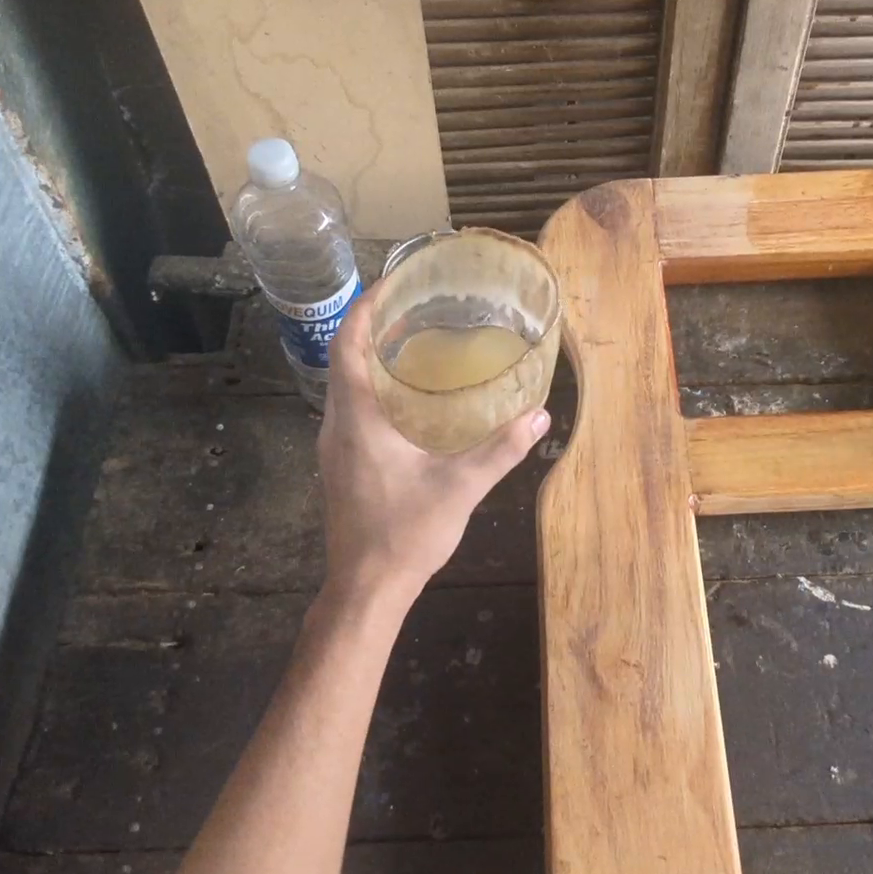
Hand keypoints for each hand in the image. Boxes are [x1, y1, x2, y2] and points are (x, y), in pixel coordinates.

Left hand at [316, 296, 549, 609]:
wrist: (366, 588)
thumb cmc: (405, 534)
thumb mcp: (460, 489)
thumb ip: (500, 450)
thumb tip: (539, 416)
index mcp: (358, 420)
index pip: (348, 347)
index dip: (364, 311)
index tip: (389, 285)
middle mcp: (337, 426)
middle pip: (343, 361)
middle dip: (372, 328)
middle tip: (414, 309)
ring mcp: (334, 448)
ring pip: (344, 387)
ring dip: (370, 359)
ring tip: (414, 344)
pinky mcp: (340, 465)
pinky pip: (350, 410)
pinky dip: (372, 388)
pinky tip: (407, 398)